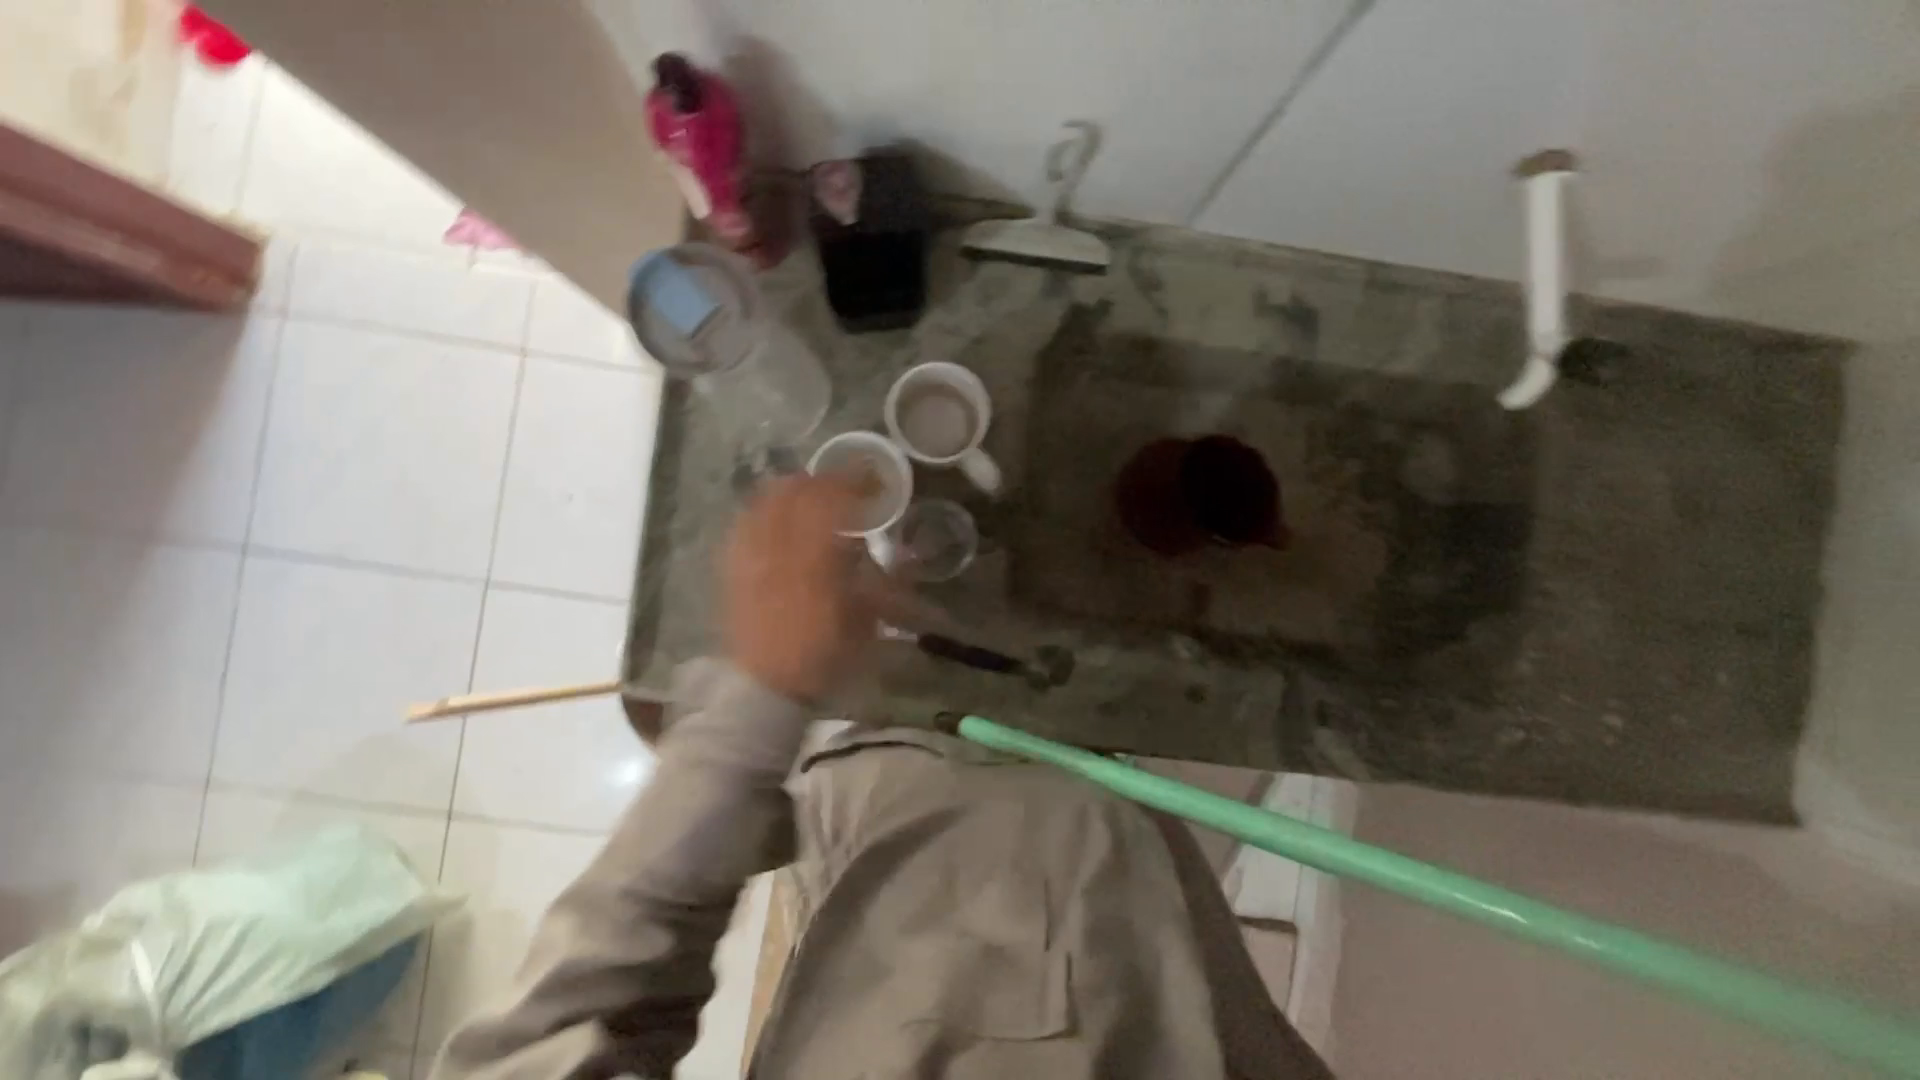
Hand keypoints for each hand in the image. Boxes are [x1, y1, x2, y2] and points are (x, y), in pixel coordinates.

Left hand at [723, 472, 877, 702]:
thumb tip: (890, 550)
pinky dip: (764, 511)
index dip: (853, 481)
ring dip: (791, 490)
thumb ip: (878, 581)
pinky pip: (745, 524)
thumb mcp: (864, 622)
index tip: (872, 479)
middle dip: (822, 480)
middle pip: (794, 491)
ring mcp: (750, 556)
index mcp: (815, 559)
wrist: (765, 689)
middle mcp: (778, 548)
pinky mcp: (733, 568)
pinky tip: (774, 519)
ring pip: (766, 501)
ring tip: (809, 495)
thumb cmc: (822, 658)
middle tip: (843, 486)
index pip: (831, 500)